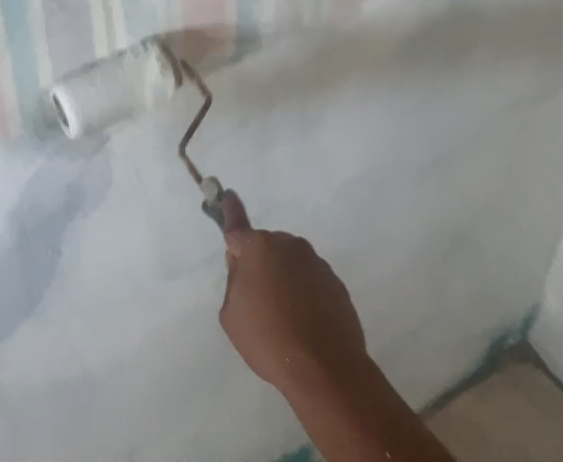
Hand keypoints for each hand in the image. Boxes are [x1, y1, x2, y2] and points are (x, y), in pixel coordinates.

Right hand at [217, 194, 370, 390]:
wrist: (324, 367)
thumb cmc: (268, 338)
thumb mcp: (231, 314)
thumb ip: (233, 281)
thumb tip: (244, 266)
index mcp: (258, 248)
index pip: (236, 224)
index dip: (229, 210)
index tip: (227, 194)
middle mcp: (288, 245)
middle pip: (265, 248)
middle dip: (258, 265)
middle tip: (256, 302)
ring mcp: (315, 262)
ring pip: (289, 264)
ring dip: (283, 279)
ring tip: (283, 319)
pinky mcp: (335, 282)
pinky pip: (310, 280)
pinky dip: (304, 294)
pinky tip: (304, 323)